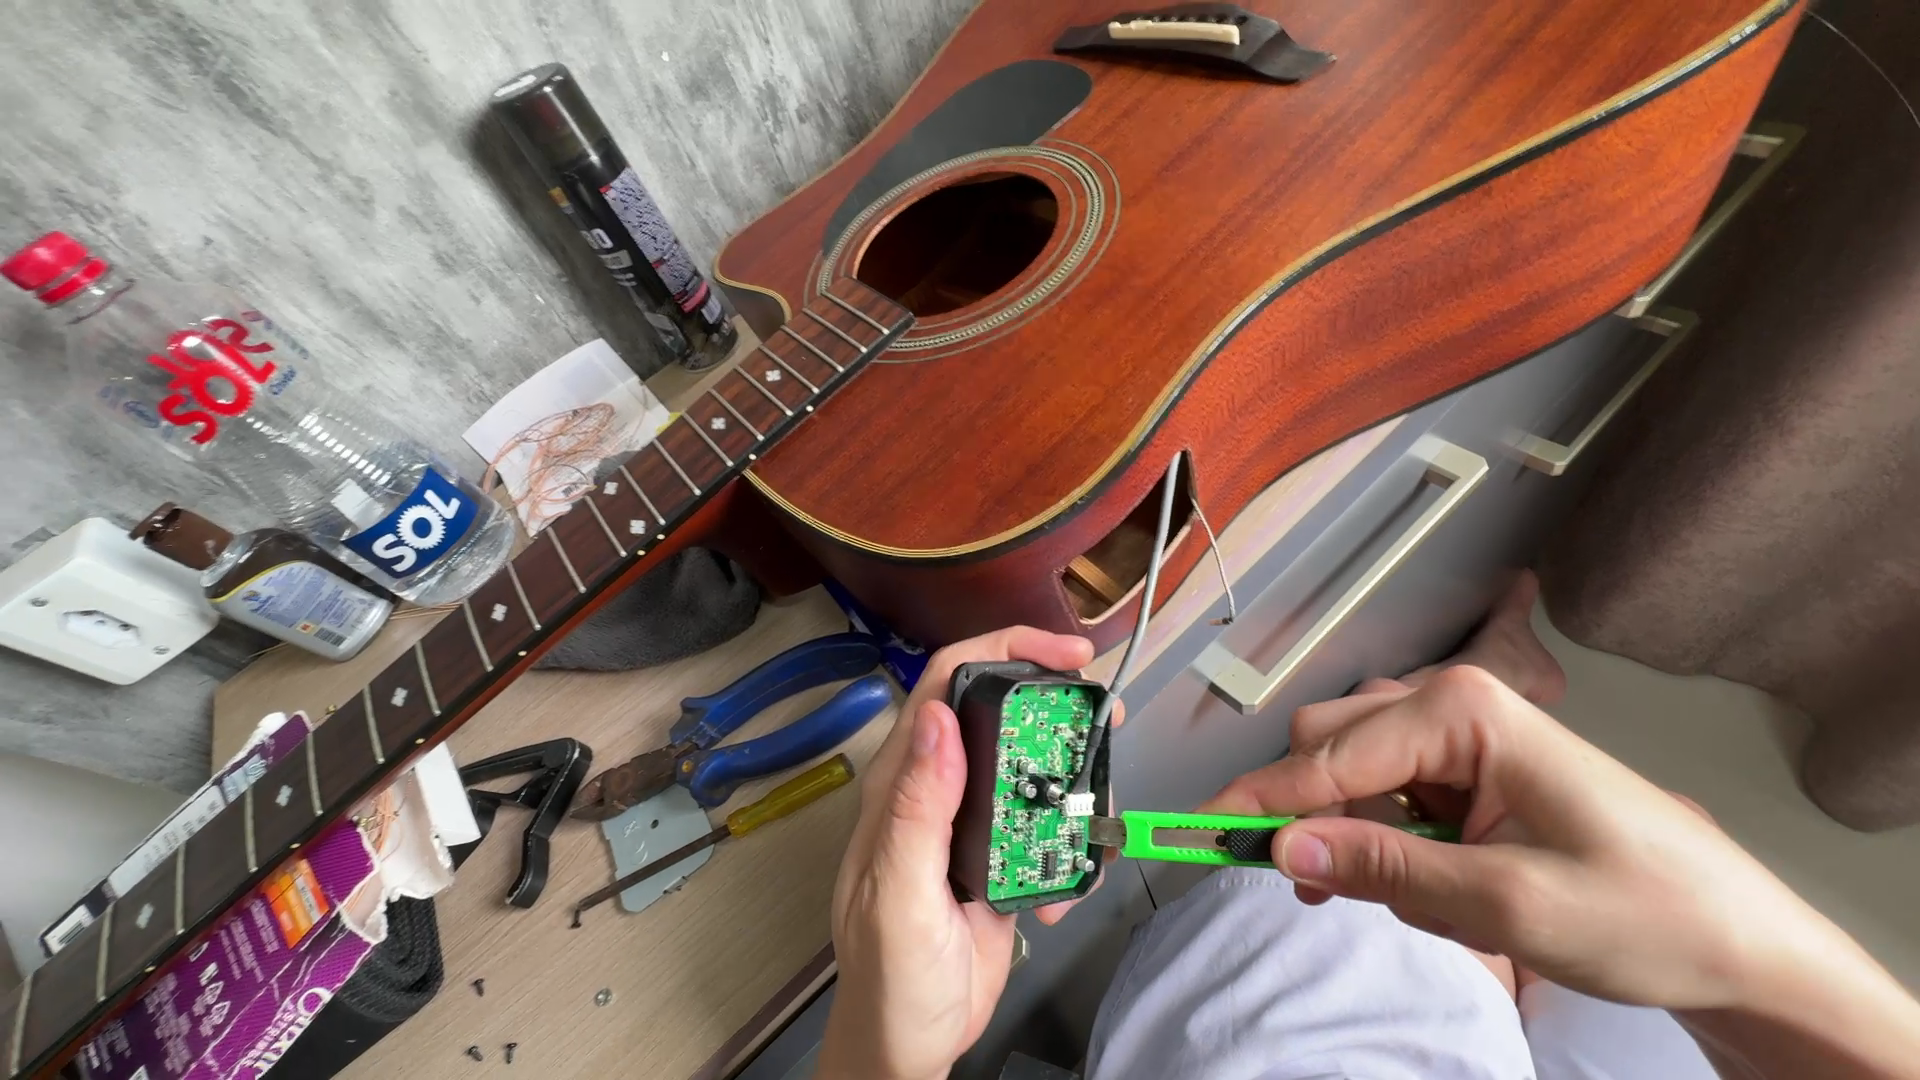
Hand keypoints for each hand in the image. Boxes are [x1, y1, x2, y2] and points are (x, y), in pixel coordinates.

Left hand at [818, 627, 1102, 1079]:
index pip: (948, 681)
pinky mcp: (1001, 850)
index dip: (1006, 650)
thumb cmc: (891, 974)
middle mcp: (938, 784)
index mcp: (904, 779)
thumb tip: (941, 716)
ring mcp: (972, 817)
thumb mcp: (899, 894)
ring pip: (1034, 766)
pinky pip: (1049, 823)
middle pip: (1001, 712)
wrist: (910, 1041)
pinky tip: (1064, 894)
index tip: (1068, 656)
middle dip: (1058, 709)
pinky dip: (1072, 848)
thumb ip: (916, 808)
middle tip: (1109, 721)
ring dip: (1076, 786)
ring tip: (1099, 821)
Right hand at [1203, 666, 1889, 1012]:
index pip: (1328, 756)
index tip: (1197, 832)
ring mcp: (1448, 733)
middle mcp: (1444, 704)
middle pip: (1325, 744)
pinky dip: (1357, 829)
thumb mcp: (1508, 904)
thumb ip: (1385, 869)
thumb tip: (1279, 850)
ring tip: (1339, 887)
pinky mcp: (1453, 767)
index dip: (1260, 801)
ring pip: (1342, 764)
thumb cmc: (1648, 914)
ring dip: (1328, 825)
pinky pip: (1375, 787)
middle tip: (1285, 878)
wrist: (1743, 941)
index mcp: (1460, 711)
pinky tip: (1365, 869)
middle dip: (1297, 810)